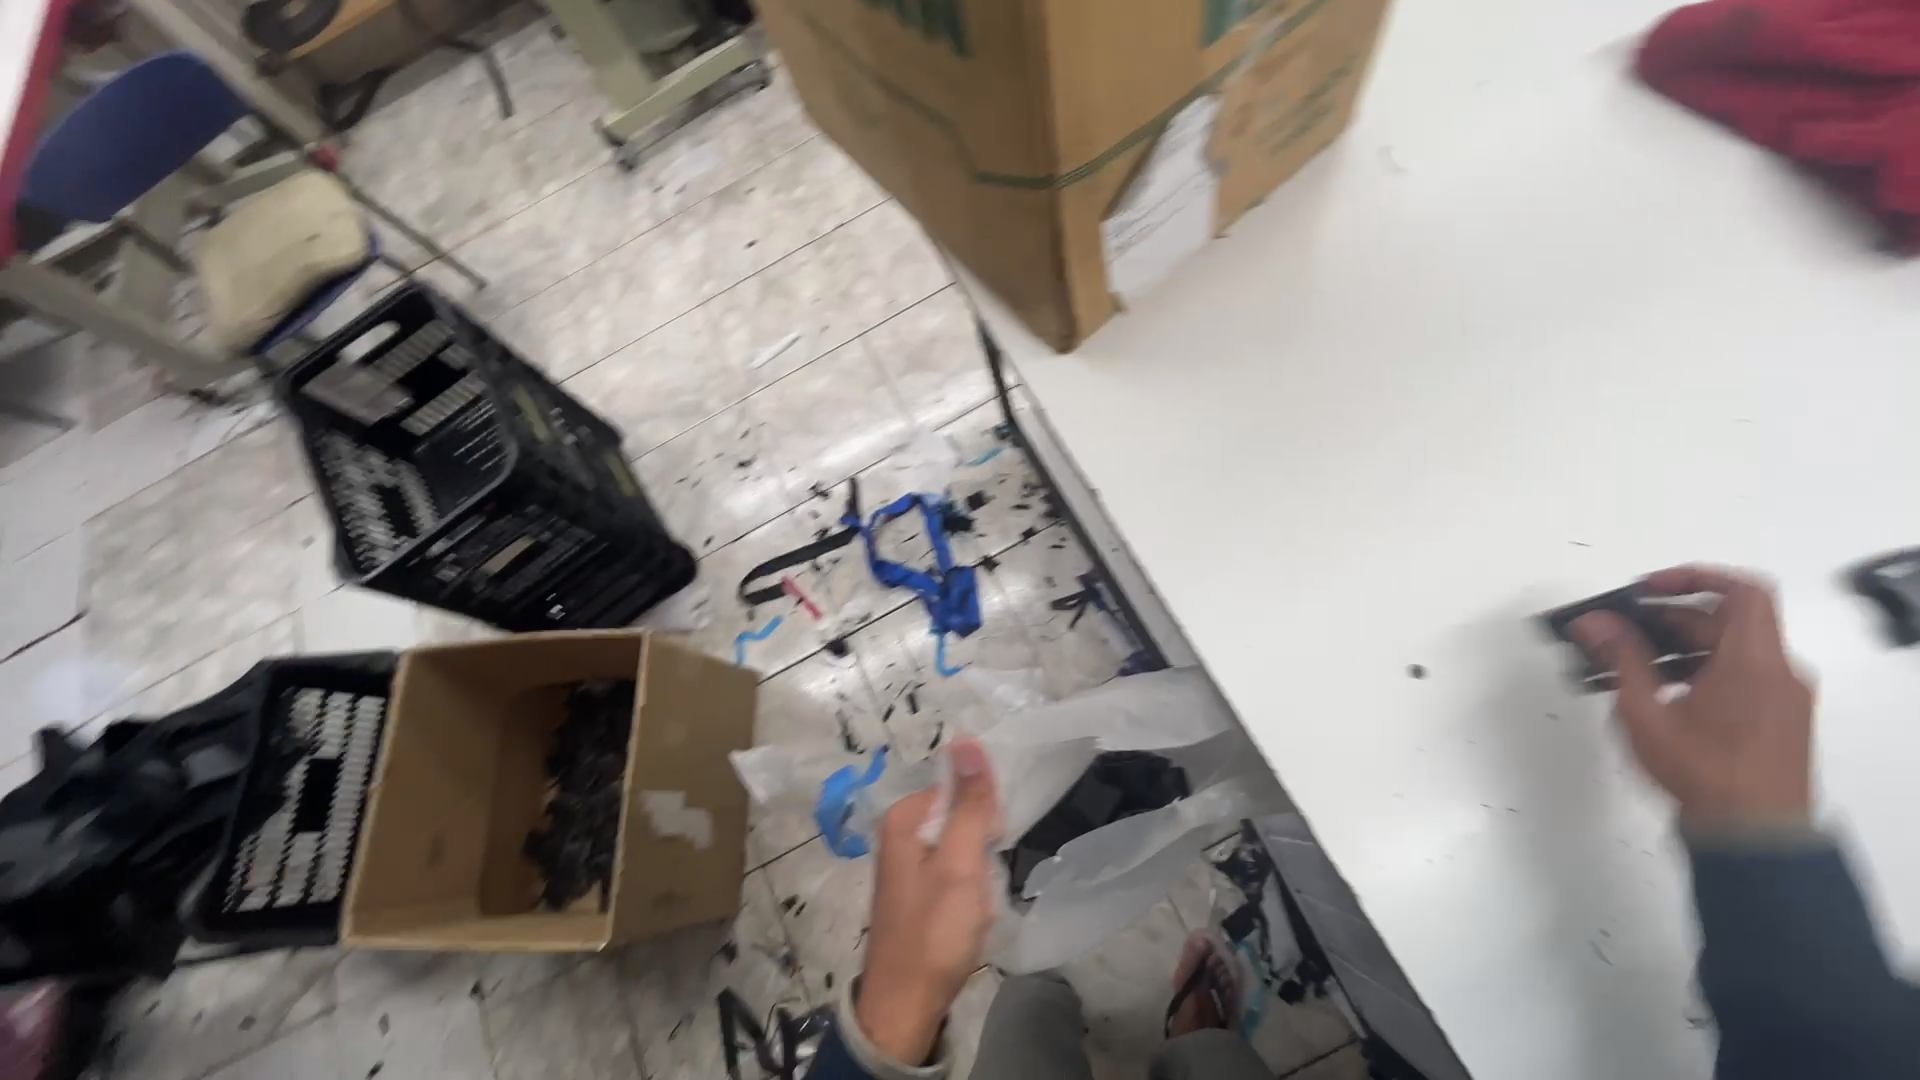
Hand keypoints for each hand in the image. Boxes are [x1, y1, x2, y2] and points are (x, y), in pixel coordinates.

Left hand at [855, 738, 1000, 1064]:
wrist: (904, 1005)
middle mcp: (899, 832)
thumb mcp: (960, 862)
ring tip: (973, 906)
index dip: (983, 817)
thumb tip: (967, 738)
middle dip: (980, 849)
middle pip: (961, 817)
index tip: (992, 849)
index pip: (960, 788)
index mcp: (903, 817)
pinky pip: (954, 873)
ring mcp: (906, 863)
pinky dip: (967, 893)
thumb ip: (969, 803)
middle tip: (979, 885)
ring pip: (962, 848)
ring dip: (977, 875)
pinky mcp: (917, 890)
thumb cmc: (934, 930)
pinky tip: (967, 917)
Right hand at [1571, 565, 1814, 829]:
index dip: (1694, 576)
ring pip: (1729, 648)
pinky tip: (1656, 691)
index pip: (1742, 592)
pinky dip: (1696, 667)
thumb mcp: (1645, 712)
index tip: (1648, 588)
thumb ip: (1621, 659)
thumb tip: (1595, 622)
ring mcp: (1782, 695)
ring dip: (1677, 645)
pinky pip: (1738, 671)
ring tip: (1627, 666)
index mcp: (1753, 663)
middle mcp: (1779, 671)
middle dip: (1667, 619)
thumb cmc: (1700, 770)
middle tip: (1617, 633)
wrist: (1754, 834)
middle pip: (1726, 621)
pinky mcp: (1777, 715)